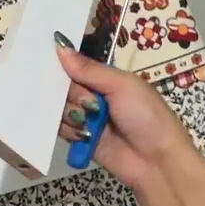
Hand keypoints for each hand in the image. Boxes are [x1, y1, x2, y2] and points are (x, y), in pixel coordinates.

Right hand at [54, 38, 195, 189]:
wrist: (156, 160)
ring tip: (90, 123)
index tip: (48, 64)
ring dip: (71, 114)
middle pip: (64, 87)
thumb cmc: (146, 116)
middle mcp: (93, 96)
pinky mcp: (79, 139)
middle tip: (91, 104)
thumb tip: (59, 45)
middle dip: (71, 94)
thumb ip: (89, 69)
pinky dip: (68, 130)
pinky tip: (84, 134)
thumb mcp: (121, 85)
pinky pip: (61, 129)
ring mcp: (86, 118)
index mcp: (106, 79)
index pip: (75, 66)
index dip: (63, 66)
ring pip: (59, 108)